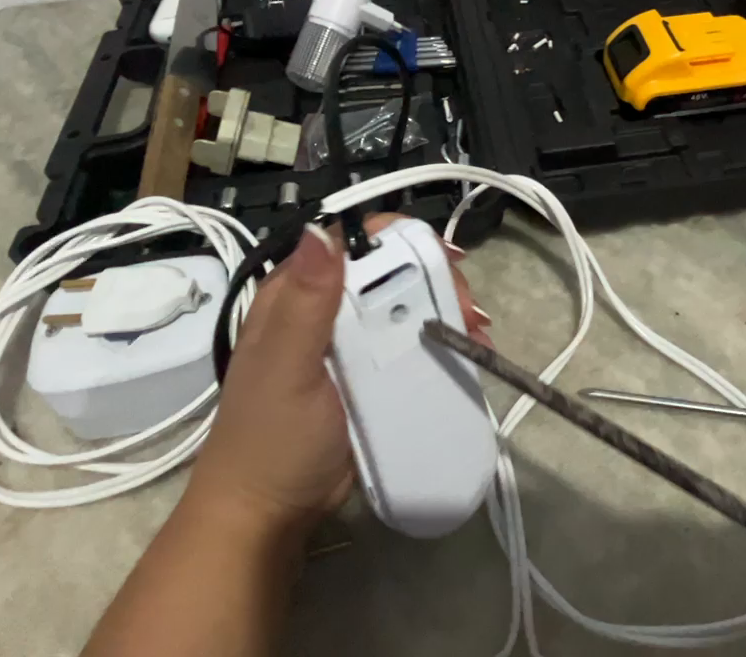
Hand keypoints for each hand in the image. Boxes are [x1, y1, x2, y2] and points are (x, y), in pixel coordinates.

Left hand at [182, 216, 488, 536]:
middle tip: (464, 308)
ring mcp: (350, 342)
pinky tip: (468, 350)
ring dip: (443, 307)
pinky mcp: (372, 373)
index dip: (398, 240)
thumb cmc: (272, 440)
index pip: (352, 240)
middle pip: (389, 267)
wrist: (271, 515)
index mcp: (296, 293)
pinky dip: (441, 340)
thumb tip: (319, 230)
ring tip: (474, 332)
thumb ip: (305, 302)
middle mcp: (325, 307)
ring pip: (405, 302)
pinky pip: (411, 341)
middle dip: (434, 276)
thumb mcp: (287, 368)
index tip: (440, 261)